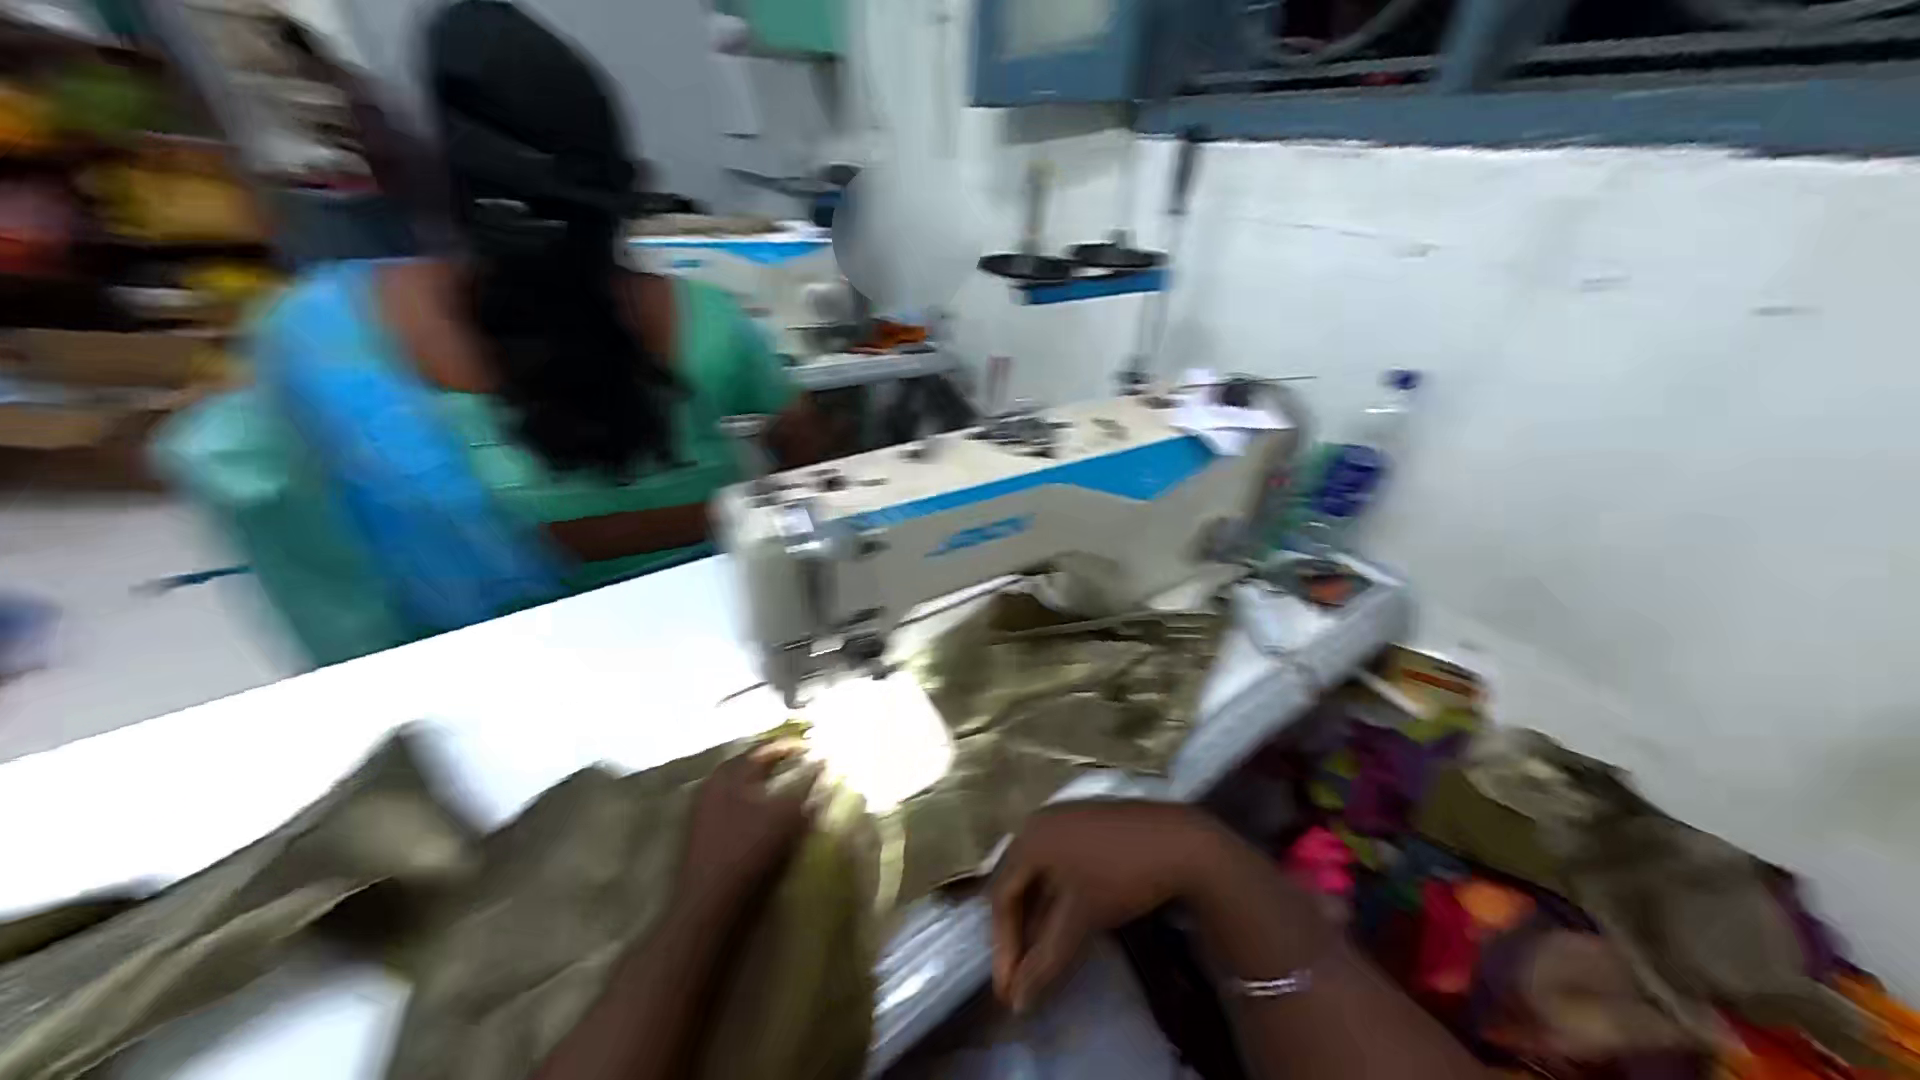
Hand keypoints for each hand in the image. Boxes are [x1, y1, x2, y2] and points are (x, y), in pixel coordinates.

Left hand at [676, 745, 819, 913]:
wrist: (707, 908)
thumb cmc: (749, 854)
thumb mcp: (788, 817)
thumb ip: (808, 786)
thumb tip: (825, 764)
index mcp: (731, 774)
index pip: (764, 749)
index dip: (790, 746)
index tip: (812, 748)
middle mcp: (712, 786)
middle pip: (746, 764)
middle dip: (772, 761)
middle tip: (796, 762)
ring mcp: (701, 811)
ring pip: (736, 786)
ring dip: (760, 783)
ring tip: (784, 788)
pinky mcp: (699, 835)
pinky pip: (729, 805)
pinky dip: (749, 802)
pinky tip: (763, 815)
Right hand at [990, 801, 1233, 1012]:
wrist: (1180, 842)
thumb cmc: (1120, 877)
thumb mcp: (1080, 920)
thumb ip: (1045, 961)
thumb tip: (1017, 1003)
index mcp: (1029, 837)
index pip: (1002, 896)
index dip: (1003, 944)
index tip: (1009, 987)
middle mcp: (1039, 822)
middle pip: (1017, 882)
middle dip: (1018, 931)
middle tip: (1023, 973)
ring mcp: (1065, 818)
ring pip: (1039, 874)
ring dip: (1038, 916)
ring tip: (1043, 953)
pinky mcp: (1086, 824)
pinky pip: (1057, 862)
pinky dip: (1056, 896)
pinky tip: (1066, 921)